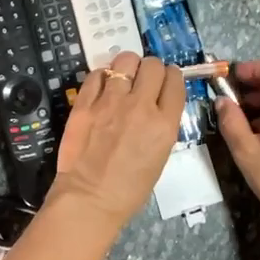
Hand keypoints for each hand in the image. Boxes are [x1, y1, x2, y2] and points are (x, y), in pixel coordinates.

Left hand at [50, 52, 184, 226]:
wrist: (90, 198)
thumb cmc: (129, 189)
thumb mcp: (160, 156)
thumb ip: (161, 126)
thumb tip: (156, 107)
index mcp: (165, 123)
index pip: (175, 80)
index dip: (171, 78)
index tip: (164, 83)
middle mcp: (141, 106)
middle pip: (152, 65)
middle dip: (150, 69)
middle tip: (143, 80)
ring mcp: (111, 101)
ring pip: (125, 61)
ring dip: (127, 67)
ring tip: (122, 79)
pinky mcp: (85, 103)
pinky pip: (96, 74)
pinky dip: (102, 76)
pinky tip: (102, 87)